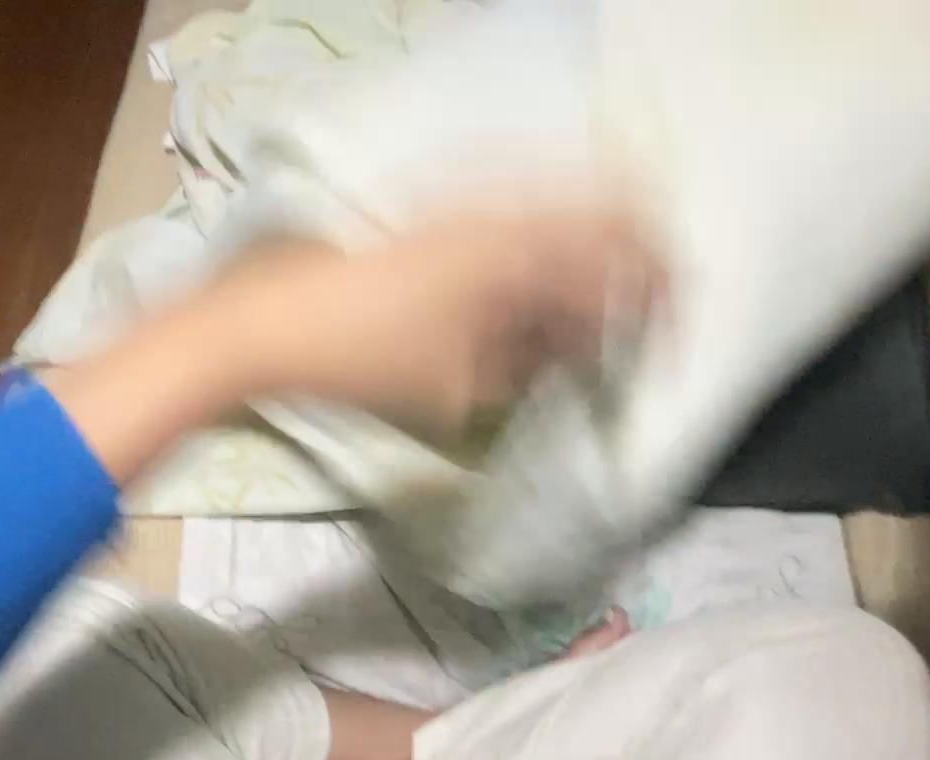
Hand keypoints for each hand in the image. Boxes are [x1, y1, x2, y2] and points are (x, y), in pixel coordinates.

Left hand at [49, 205, 661, 484]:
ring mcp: (455, 205)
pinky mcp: (424, 216)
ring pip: (549, 221)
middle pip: (594, 224)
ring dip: (576, 266)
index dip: (655, 299)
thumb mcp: (454, 385)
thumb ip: (525, 362)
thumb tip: (571, 352)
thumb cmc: (358, 361)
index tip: (665, 340)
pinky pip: (504, 225)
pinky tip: (520, 297)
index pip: (621, 256)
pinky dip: (529, 259)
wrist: (264, 324)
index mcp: (517, 247)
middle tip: (631, 326)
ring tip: (579, 318)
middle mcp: (496, 207)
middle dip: (624, 276)